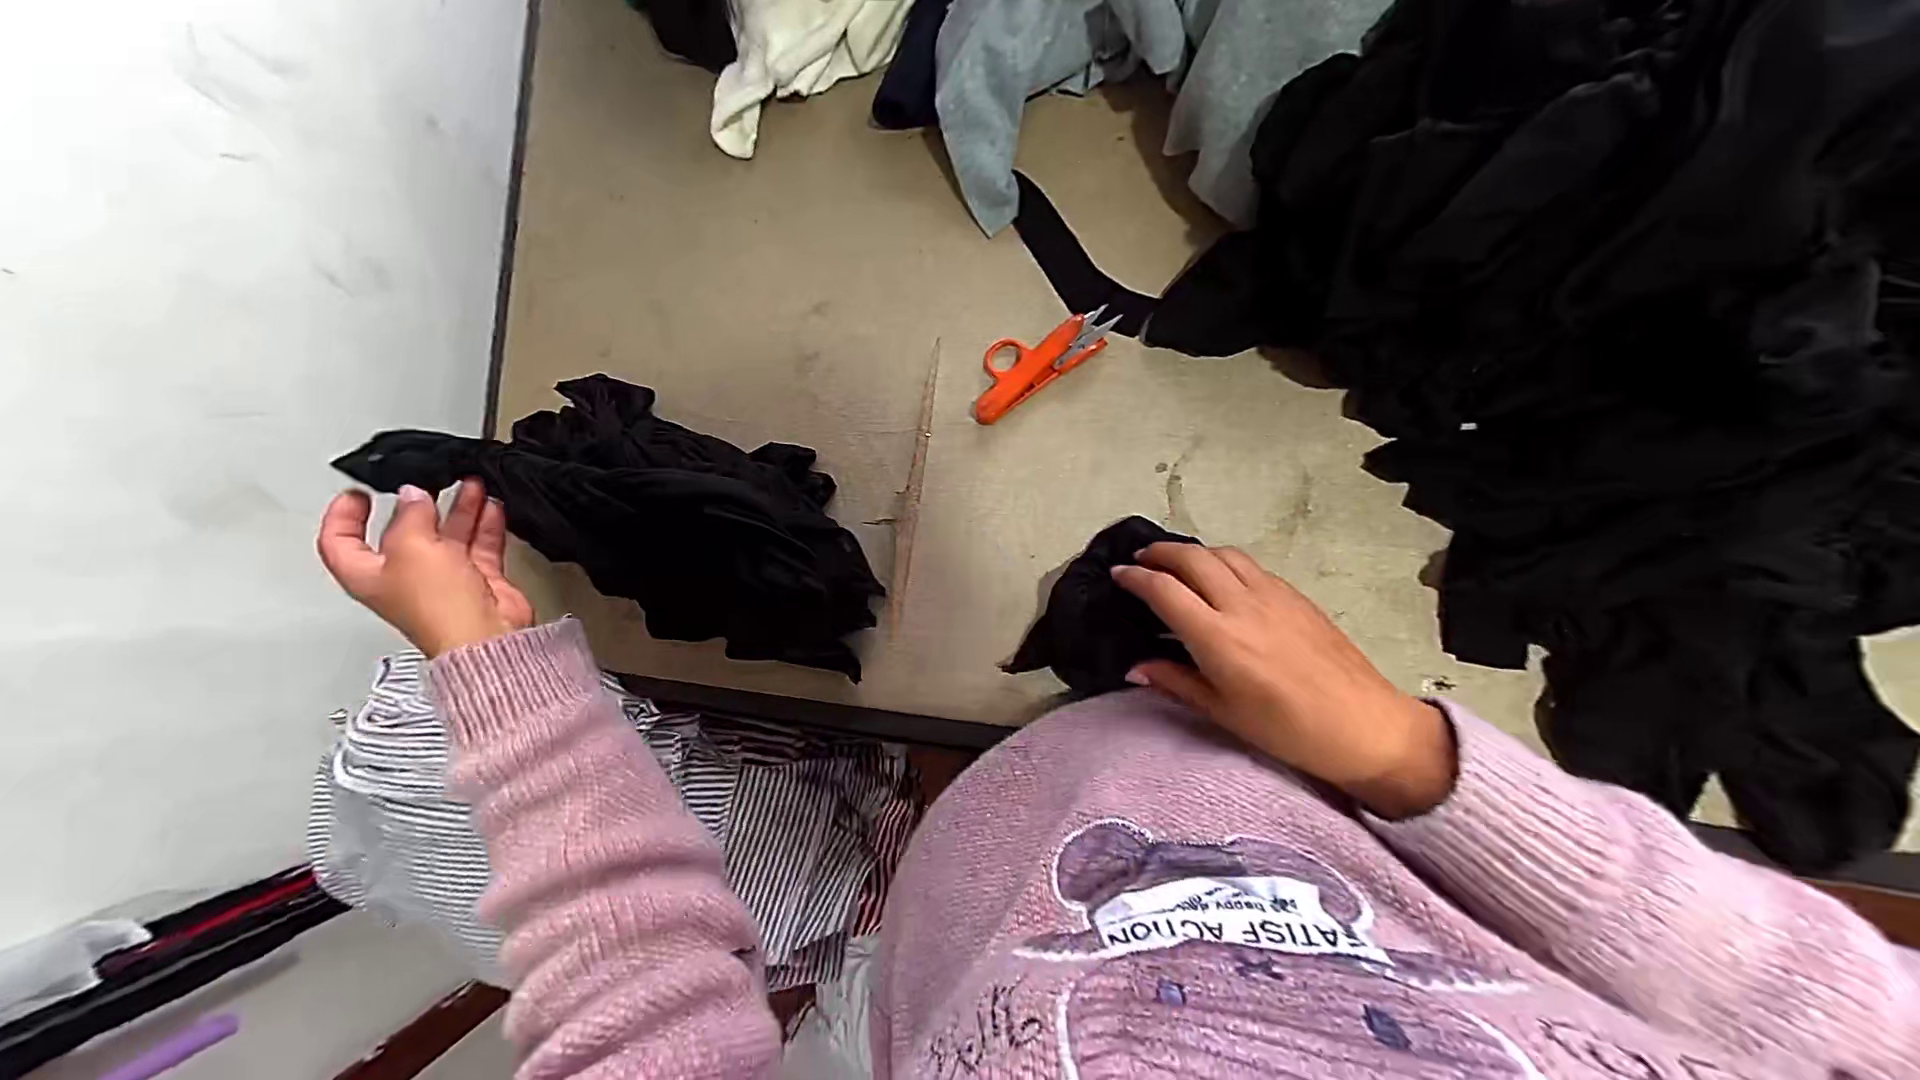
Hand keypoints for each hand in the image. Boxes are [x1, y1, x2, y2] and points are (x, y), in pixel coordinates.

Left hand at [318, 479, 534, 656]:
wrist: (485, 631)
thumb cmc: (439, 608)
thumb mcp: (410, 548)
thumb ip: (409, 516)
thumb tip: (412, 496)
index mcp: (369, 573)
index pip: (341, 540)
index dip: (344, 515)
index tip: (357, 493)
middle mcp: (405, 576)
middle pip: (405, 532)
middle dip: (418, 505)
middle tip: (427, 481)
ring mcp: (444, 577)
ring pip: (448, 534)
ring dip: (459, 508)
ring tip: (469, 484)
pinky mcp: (479, 579)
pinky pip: (480, 544)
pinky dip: (486, 524)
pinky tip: (491, 507)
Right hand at [1113, 543, 1455, 818]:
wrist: (1365, 726)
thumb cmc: (1287, 729)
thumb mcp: (1222, 711)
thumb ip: (1174, 681)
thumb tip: (1134, 668)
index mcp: (1218, 637)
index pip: (1164, 590)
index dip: (1135, 578)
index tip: (1118, 575)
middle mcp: (1242, 605)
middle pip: (1191, 558)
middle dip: (1159, 552)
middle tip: (1141, 559)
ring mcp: (1272, 595)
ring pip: (1223, 553)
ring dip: (1193, 551)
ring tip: (1176, 562)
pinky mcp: (1295, 595)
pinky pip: (1250, 565)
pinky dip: (1224, 561)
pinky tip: (1221, 578)